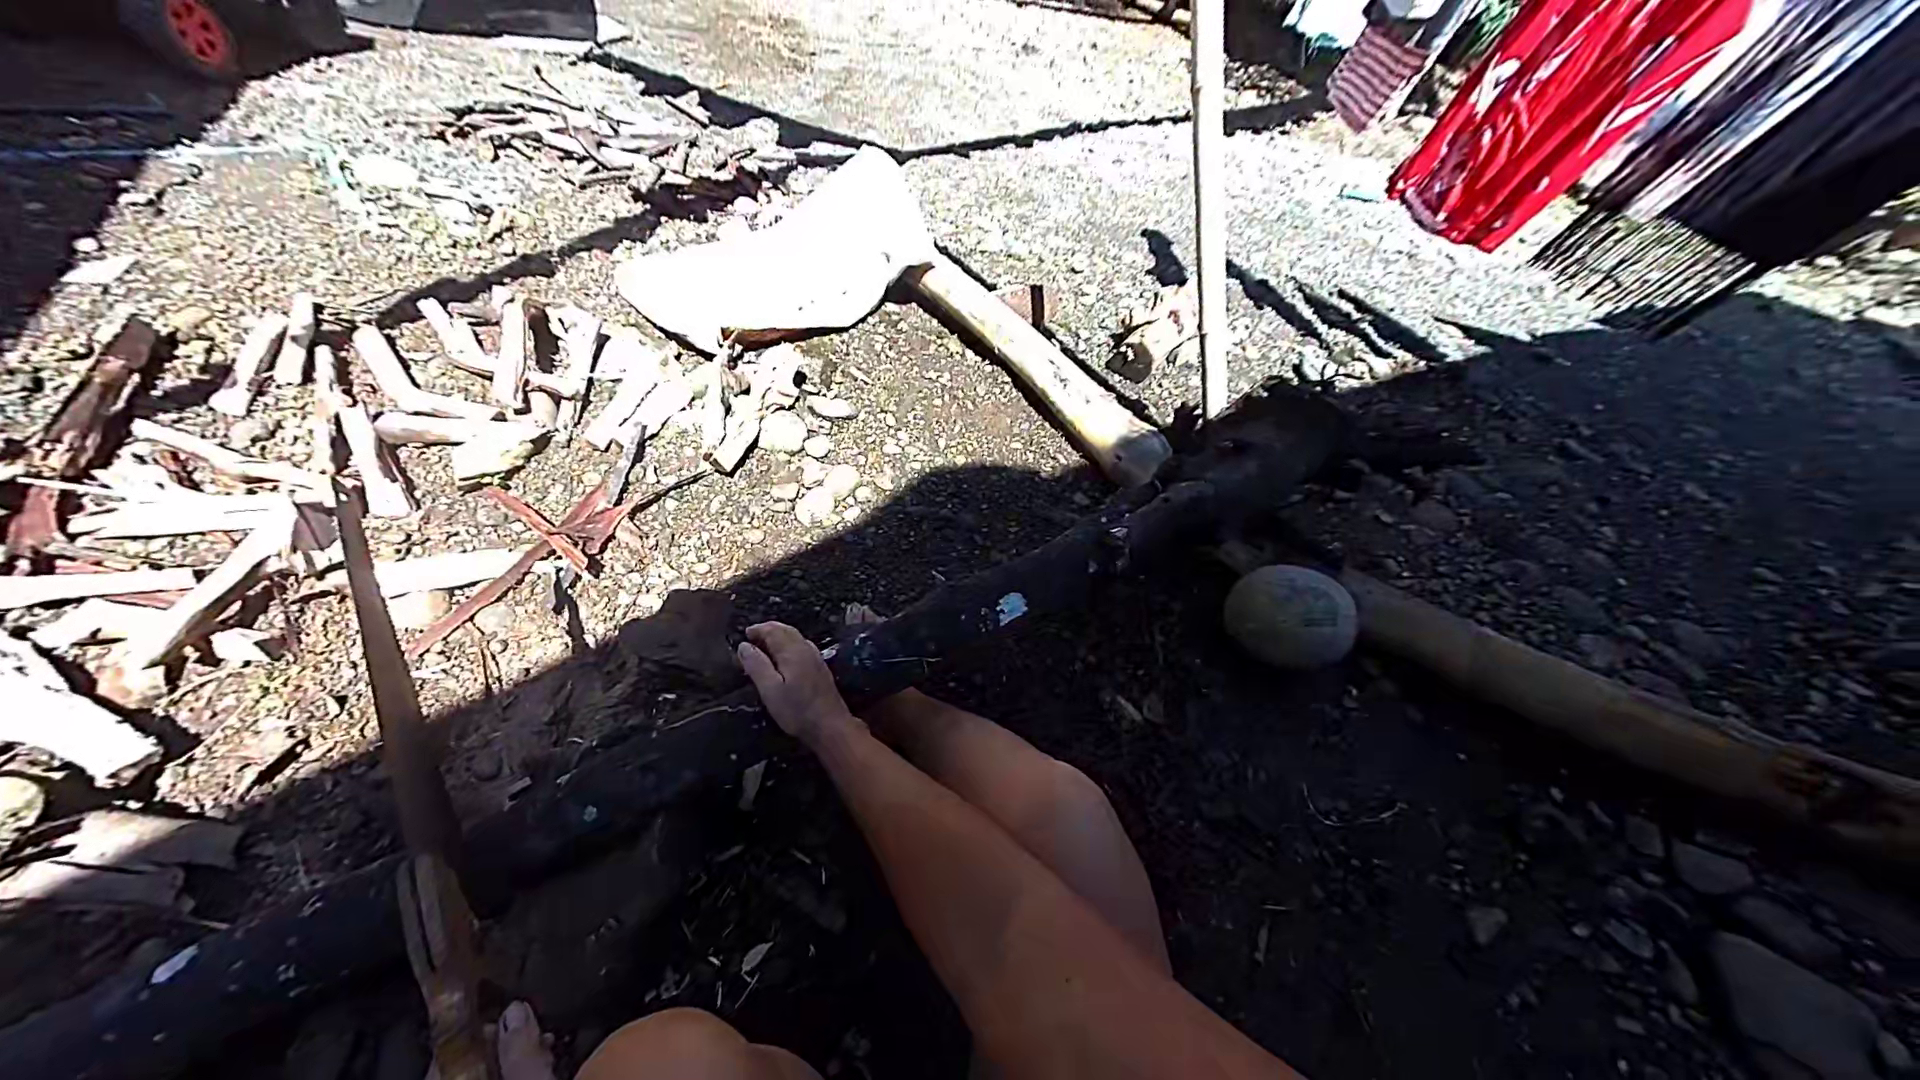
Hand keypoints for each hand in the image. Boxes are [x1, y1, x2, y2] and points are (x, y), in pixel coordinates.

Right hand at [737, 622, 860, 746]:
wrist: (829, 725)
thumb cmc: (796, 710)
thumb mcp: (770, 690)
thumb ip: (757, 665)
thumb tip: (744, 646)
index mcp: (793, 651)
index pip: (774, 631)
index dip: (758, 629)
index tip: (744, 634)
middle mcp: (806, 649)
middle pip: (786, 630)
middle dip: (768, 630)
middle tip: (752, 636)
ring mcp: (815, 657)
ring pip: (795, 637)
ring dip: (778, 636)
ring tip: (763, 645)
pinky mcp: (820, 667)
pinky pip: (801, 646)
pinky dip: (788, 644)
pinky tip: (783, 656)